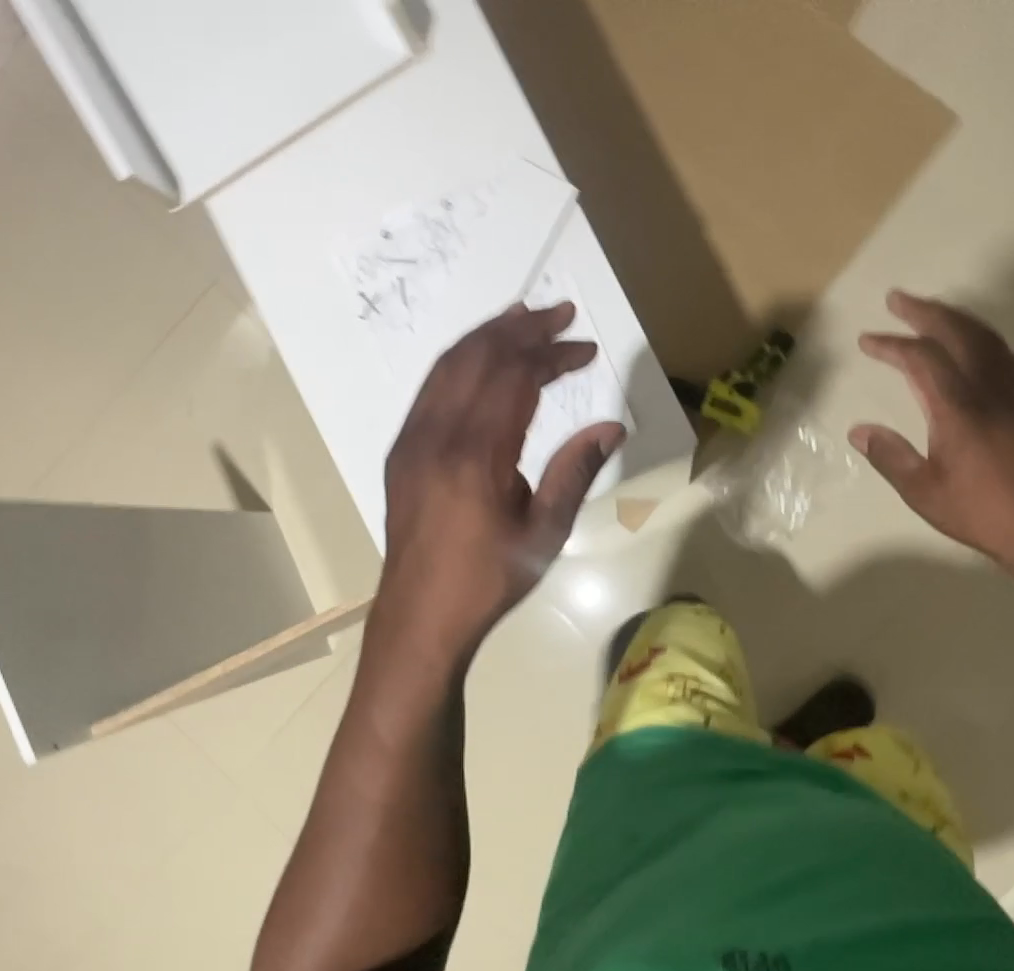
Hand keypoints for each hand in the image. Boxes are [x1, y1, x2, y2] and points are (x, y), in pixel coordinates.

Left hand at [379, 303, 625, 655]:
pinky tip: (481, 360)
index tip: (585, 348)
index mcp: (476, 454)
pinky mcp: (401, 450)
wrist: (421, 615)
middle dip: (521, 329)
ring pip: (447, 366)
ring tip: (523, 319)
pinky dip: (459, 362)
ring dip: (487, 336)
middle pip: (478, 357)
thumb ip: (575, 471)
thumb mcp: (545, 532)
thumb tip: (612, 426)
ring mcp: (412, 439)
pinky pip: (431, 388)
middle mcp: (437, 434)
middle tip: (559, 313)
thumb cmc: (489, 579)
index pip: (515, 377)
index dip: (552, 355)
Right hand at [853, 290, 1013, 600]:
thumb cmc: (981, 513)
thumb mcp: (923, 492)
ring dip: (955, 319)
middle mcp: (989, 389)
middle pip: (958, 333)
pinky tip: (975, 347)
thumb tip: (859, 430)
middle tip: (896, 299)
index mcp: (959, 408)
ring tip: (931, 313)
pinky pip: (1006, 355)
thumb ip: (890, 456)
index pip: (922, 359)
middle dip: (925, 312)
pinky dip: (983, 339)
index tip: (866, 341)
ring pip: (986, 338)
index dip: (892, 345)